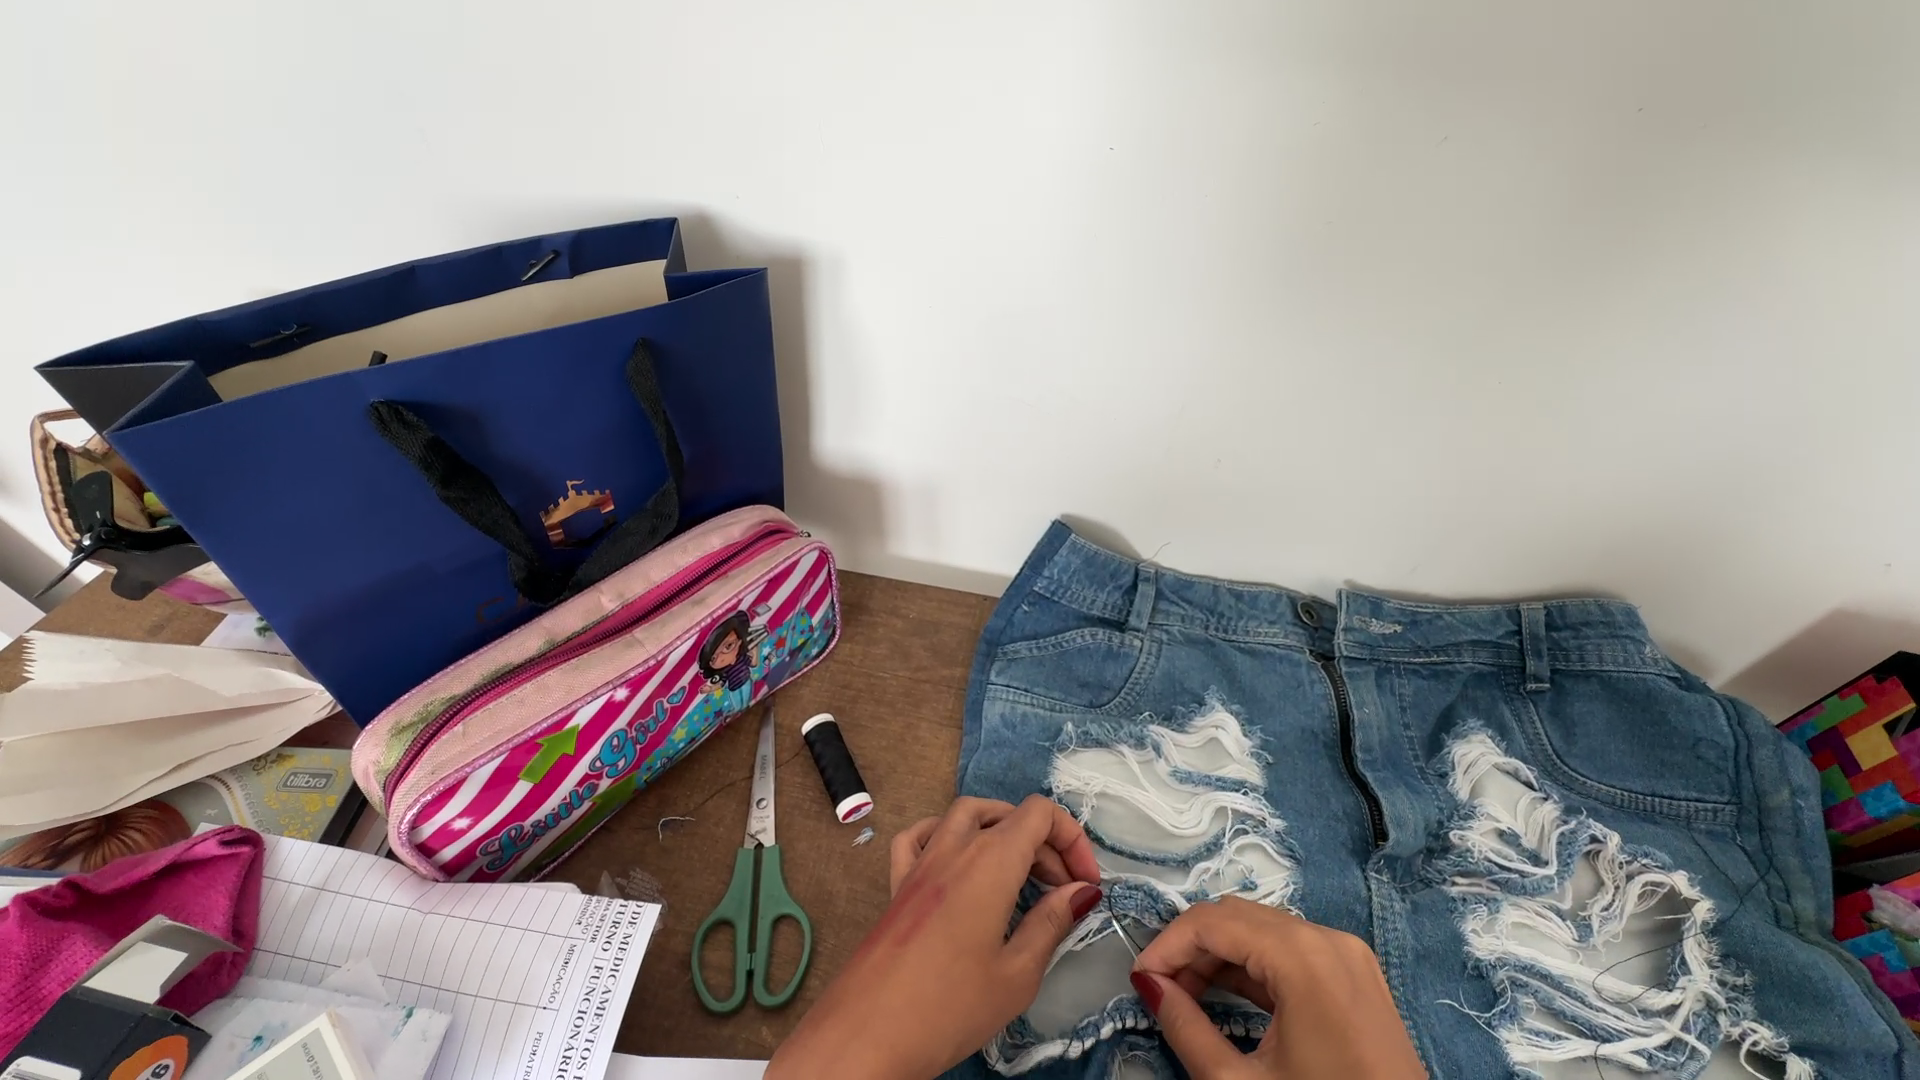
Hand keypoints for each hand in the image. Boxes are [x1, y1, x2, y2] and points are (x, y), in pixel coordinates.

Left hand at [766, 795, 1103, 1079]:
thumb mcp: (1016, 973)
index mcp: (991, 861)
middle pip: (1008, 816)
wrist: (868, 1034)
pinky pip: (920, 836)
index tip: (1086, 884)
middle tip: (1063, 893)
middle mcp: (954, 846)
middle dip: (1046, 845)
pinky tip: (957, 861)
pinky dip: (945, 835)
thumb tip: (1082, 890)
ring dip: (1000, 830)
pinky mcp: (896, 883)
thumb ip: (1051, 922)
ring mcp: (920, 861)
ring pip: (965, 815)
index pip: (1040, 813)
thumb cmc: (950, 1006)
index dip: (1072, 839)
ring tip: (1019, 872)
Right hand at [1130, 896, 1425, 1078]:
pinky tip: (1227, 995)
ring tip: (1187, 996)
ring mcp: (1348, 954)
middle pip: (1236, 918)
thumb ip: (1185, 1027)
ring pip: (1261, 929)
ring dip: (1219, 955)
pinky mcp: (1357, 974)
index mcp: (1301, 956)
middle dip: (1191, 948)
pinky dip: (1252, 965)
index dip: (1167, 945)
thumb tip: (1148, 985)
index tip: (1140, 979)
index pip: (1212, 922)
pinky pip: (1291, 950)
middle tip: (1161, 990)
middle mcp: (1327, 938)